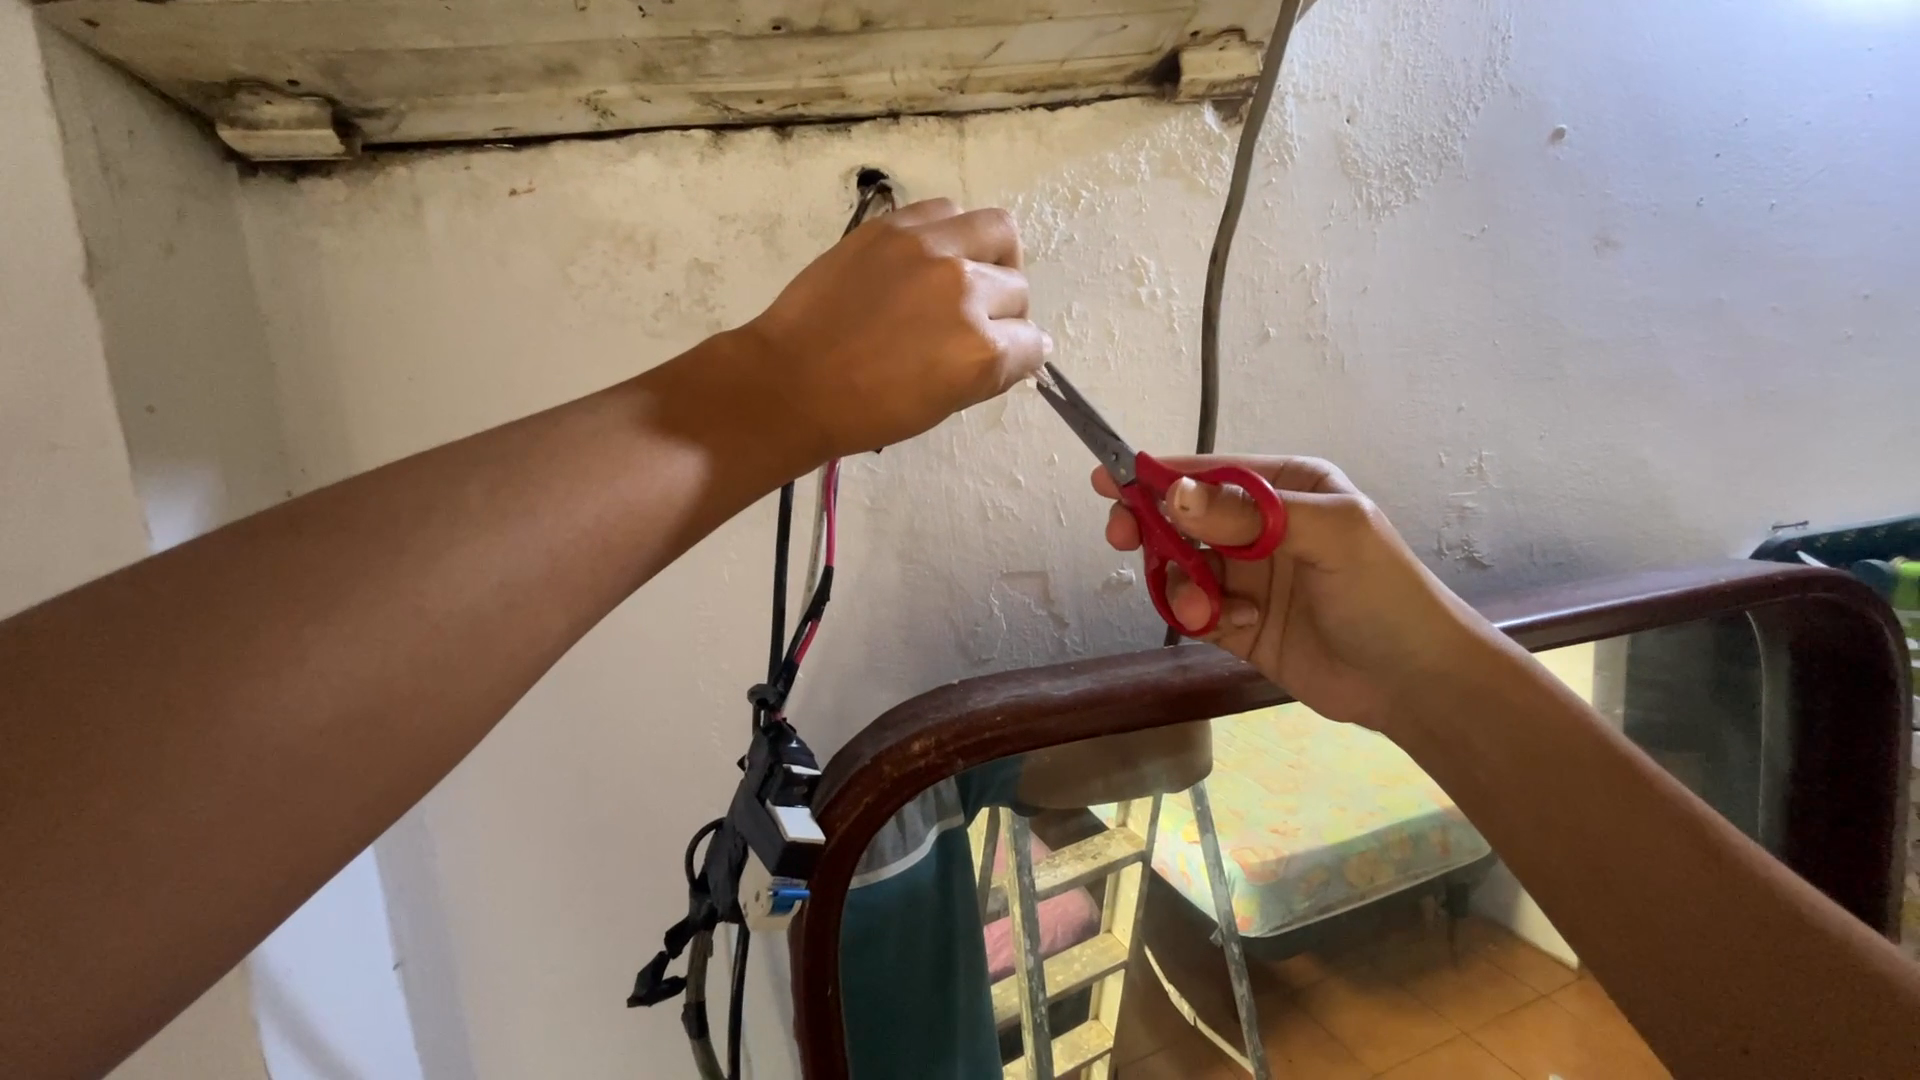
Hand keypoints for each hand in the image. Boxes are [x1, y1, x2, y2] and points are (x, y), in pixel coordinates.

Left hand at [738, 198, 1051, 459]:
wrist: (793, 382)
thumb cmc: (867, 412)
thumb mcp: (943, 405)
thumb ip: (987, 371)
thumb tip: (1017, 348)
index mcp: (981, 352)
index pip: (1033, 343)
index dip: (1020, 354)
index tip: (1003, 356)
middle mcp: (966, 292)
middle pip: (1019, 289)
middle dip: (1005, 313)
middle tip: (972, 324)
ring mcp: (929, 250)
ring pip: (998, 233)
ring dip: (992, 258)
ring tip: (965, 275)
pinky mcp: (894, 227)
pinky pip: (948, 211)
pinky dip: (952, 232)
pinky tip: (931, 255)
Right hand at [1096, 456, 1490, 732]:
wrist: (1412, 684)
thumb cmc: (1383, 594)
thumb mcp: (1326, 536)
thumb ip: (1247, 514)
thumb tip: (1174, 494)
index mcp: (1285, 490)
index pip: (1208, 474)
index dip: (1157, 476)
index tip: (1109, 479)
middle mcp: (1259, 528)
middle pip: (1180, 519)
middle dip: (1152, 529)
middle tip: (1124, 538)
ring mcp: (1245, 577)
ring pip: (1179, 568)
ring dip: (1182, 587)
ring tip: (1206, 612)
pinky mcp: (1236, 622)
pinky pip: (1193, 609)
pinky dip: (1201, 618)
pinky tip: (1236, 627)